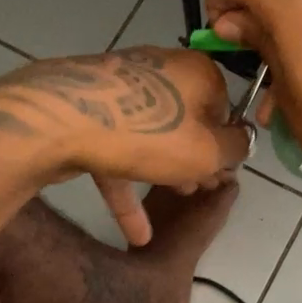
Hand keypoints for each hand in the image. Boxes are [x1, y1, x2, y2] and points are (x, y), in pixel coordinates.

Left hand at [0, 47, 247, 244]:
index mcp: (197, 70)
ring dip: (163, 172)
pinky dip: (127, 185)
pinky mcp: (87, 111)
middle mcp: (160, 69)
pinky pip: (116, 150)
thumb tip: (244, 142)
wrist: (57, 120)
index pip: (224, 107)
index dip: (225, 145)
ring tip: (172, 204)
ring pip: (150, 135)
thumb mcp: (207, 151)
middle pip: (185, 119)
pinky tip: (135, 233)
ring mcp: (119, 88)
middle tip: (197, 191)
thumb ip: (235, 149)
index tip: (220, 174)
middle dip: (193, 159)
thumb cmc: (149, 133)